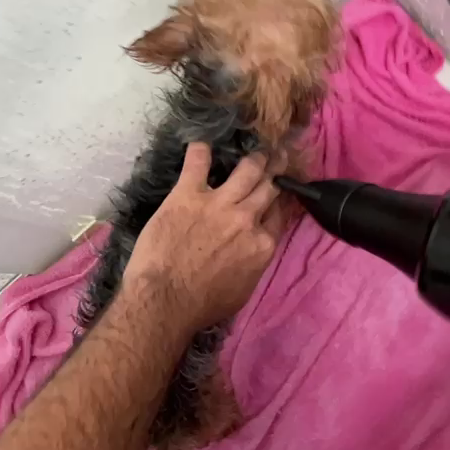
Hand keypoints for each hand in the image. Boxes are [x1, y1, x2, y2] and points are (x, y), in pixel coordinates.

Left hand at [120, 143, 291, 334]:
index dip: (283, 200)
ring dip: (255, 158)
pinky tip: (202, 144)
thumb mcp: (243, 289)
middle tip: (279, 158)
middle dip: (277, 171)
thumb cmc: (202, 305)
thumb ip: (253, 262)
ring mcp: (218, 203)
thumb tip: (254, 250)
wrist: (166, 300)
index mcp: (262, 244)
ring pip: (247, 169)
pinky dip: (200, 150)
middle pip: (268, 187)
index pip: (279, 213)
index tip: (283, 191)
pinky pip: (198, 162)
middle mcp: (247, 219)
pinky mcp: (188, 194)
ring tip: (258, 150)